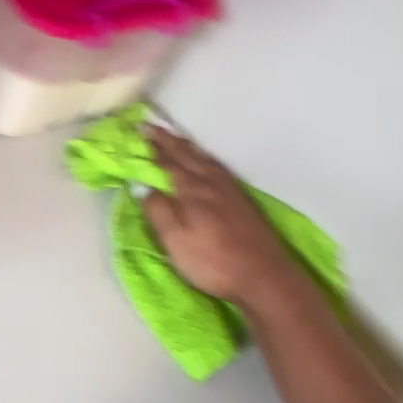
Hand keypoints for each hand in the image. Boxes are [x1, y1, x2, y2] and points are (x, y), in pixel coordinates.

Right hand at [142, 127, 296, 302]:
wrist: (263, 276)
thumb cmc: (212, 260)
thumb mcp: (175, 239)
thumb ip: (158, 210)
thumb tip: (145, 186)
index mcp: (191, 190)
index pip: (168, 162)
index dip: (153, 147)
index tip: (140, 131)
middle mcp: (211, 183)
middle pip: (188, 155)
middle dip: (169, 140)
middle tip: (153, 126)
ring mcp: (231, 190)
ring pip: (205, 159)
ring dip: (189, 147)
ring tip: (178, 139)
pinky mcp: (243, 201)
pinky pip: (218, 168)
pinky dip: (206, 158)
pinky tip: (207, 163)